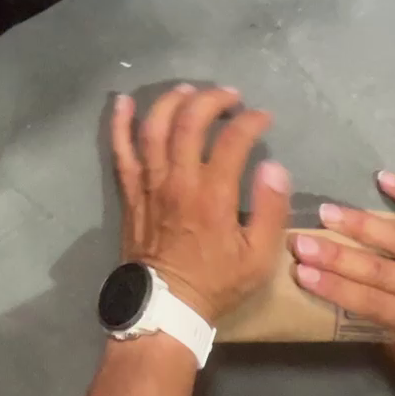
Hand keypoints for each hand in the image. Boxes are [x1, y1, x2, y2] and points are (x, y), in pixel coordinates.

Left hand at [109, 83, 291, 322]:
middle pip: (190, 122)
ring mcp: (149, 181)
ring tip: (189, 89)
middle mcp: (178, 179)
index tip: (262, 117)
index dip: (250, 122)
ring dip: (171, 101)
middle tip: (229, 96)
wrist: (166, 306)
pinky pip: (120, 149)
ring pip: (155, 127)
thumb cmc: (215, 282)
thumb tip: (274, 166)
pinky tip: (123, 101)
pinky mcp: (130, 188)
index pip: (232, 141)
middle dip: (211, 100)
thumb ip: (270, 210)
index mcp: (213, 195)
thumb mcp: (258, 258)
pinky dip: (119, 122)